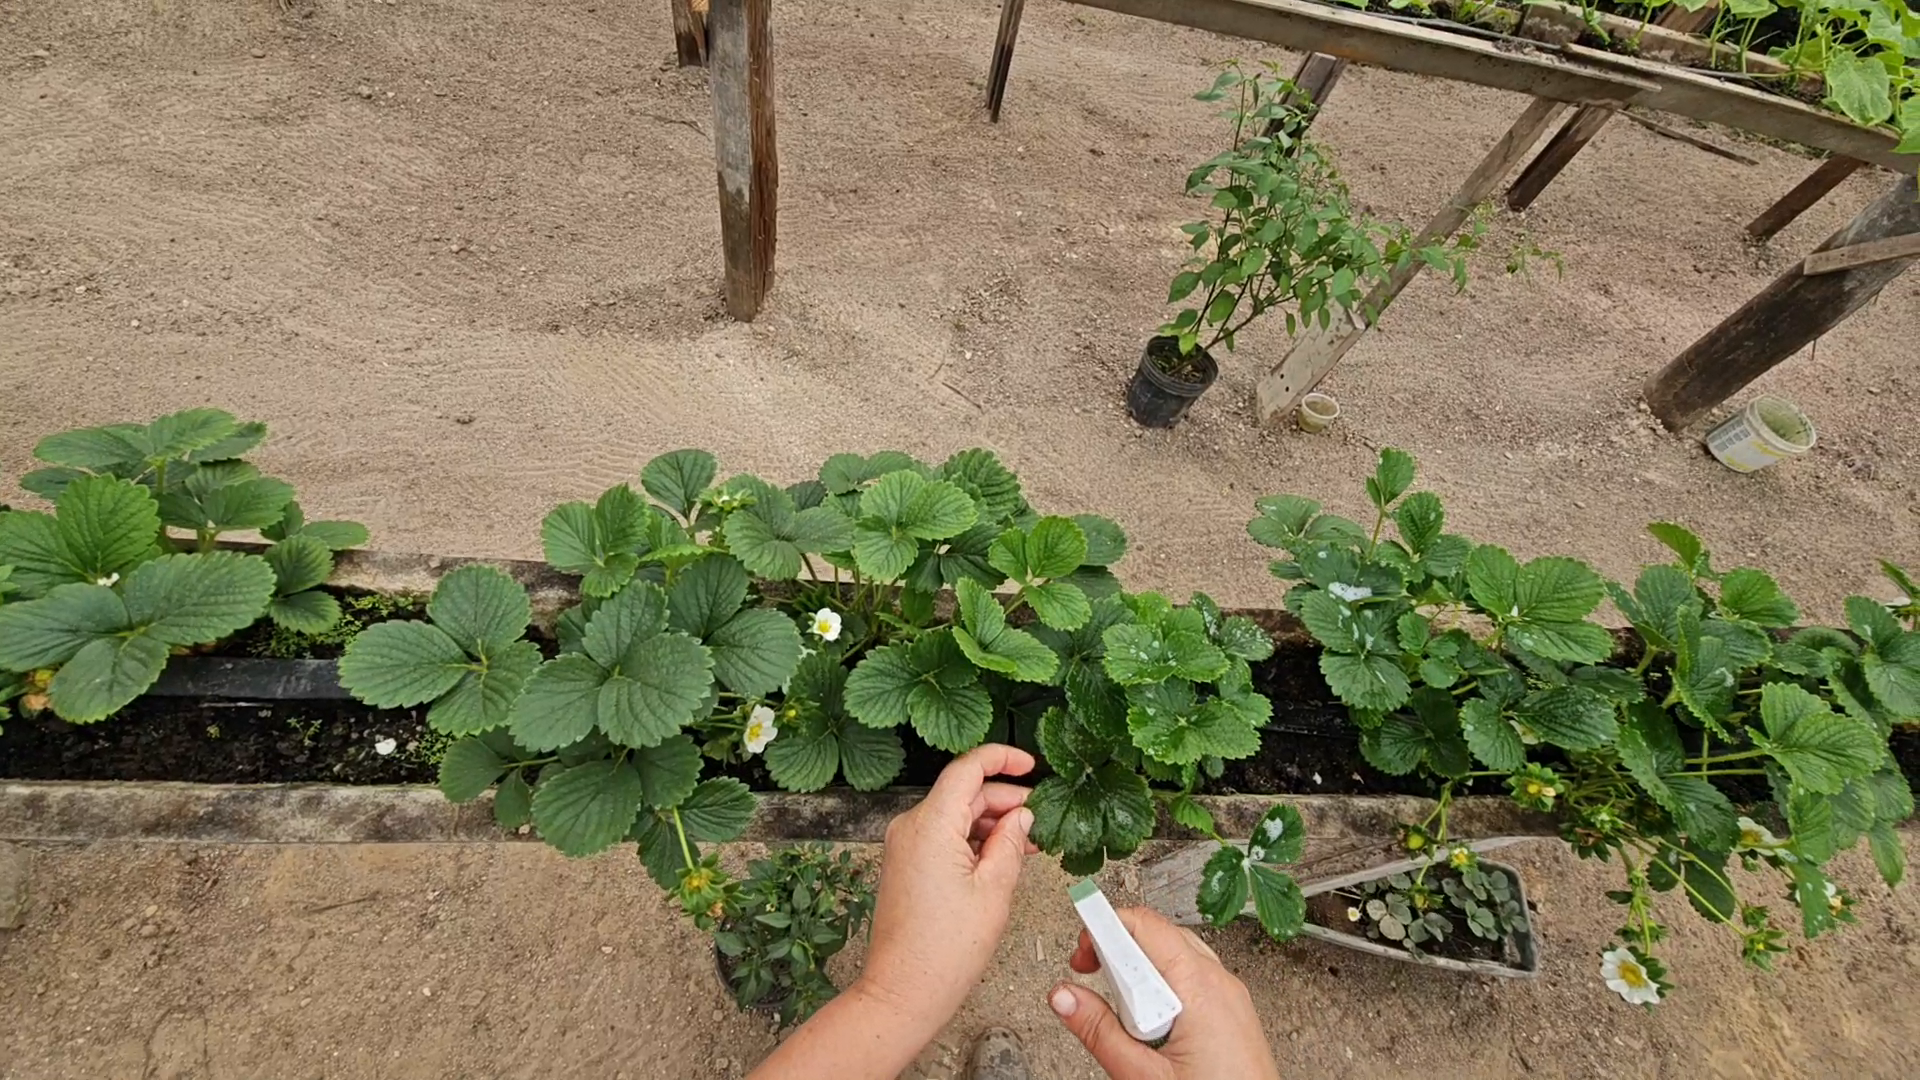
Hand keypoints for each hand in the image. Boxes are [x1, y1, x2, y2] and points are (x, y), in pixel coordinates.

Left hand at [851, 744, 1038, 1040]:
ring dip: (990, 822)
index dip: (1002, 758)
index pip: (967, 767)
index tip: (1029, 763)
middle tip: (1040, 818)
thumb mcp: (994, 890)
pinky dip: (972, 839)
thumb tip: (1022, 815)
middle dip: (1004, 800)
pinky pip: (943, 834)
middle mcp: (911, 824)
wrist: (901, 993)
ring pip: (955, 814)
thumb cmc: (945, 951)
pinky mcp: (905, 860)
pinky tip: (1000, 855)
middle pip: (963, 792)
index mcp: (931, 823)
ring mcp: (905, 842)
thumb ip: (1011, 842)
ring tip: (1027, 843)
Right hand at [1049, 906, 1279, 1079]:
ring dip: (1139, 968)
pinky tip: (1150, 1018)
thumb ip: (1099, 1032)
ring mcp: (1230, 995)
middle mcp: (1219, 982)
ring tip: (1120, 1006)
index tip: (1080, 945)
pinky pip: (1191, 975)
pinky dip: (1162, 983)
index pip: (1143, 926)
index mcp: (1199, 988)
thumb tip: (1064, 996)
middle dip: (1117, 948)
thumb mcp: (1144, 1078)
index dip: (1104, 928)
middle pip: (1156, 934)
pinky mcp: (1233, 1011)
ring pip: (1173, 952)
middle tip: (1090, 975)